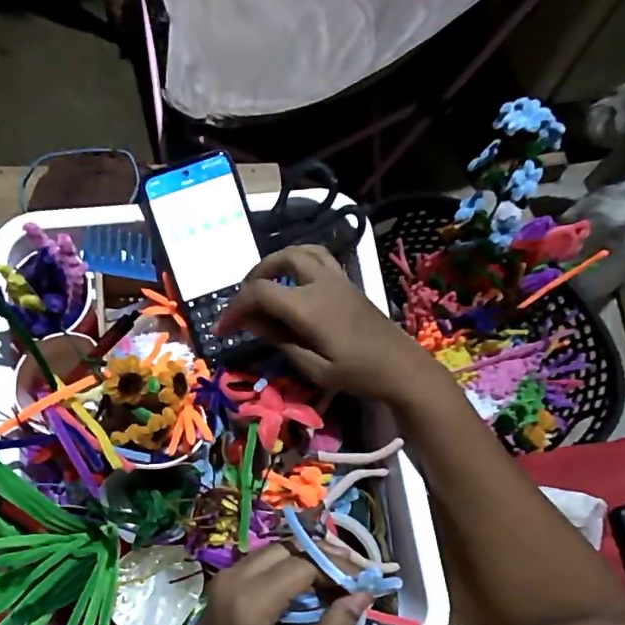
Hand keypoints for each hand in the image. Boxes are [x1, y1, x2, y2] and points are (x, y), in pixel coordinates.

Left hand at [160, 544, 370, 624]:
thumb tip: (363, 595)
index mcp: (252, 602)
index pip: (304, 564)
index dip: (337, 568)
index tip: (364, 581)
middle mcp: (237, 577)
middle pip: (292, 548)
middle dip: (327, 557)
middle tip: (356, 574)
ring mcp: (228, 572)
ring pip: (280, 548)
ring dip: (310, 557)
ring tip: (338, 576)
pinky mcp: (227, 575)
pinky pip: (267, 557)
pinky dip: (292, 562)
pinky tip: (311, 581)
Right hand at [217, 245, 443, 402]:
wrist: (402, 367)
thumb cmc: (358, 374)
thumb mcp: (314, 368)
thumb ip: (280, 340)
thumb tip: (251, 321)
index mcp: (309, 306)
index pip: (259, 292)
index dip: (235, 308)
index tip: (222, 330)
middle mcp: (321, 283)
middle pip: (278, 260)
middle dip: (253, 277)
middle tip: (244, 302)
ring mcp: (338, 279)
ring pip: (300, 251)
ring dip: (276, 262)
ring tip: (266, 285)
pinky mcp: (349, 283)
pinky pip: (319, 257)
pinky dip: (298, 262)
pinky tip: (295, 284)